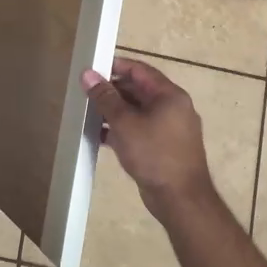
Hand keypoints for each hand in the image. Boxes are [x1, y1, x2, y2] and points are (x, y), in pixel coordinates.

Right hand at [81, 59, 215, 213]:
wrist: (181, 200)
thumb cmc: (154, 154)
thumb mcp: (124, 122)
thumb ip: (105, 97)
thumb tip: (88, 74)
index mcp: (169, 96)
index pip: (139, 70)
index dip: (114, 66)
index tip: (91, 70)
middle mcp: (173, 108)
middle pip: (138, 89)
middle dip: (111, 90)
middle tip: (86, 93)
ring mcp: (170, 129)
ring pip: (138, 110)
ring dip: (114, 111)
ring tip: (89, 113)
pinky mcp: (165, 147)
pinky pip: (140, 129)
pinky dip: (122, 128)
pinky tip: (101, 135)